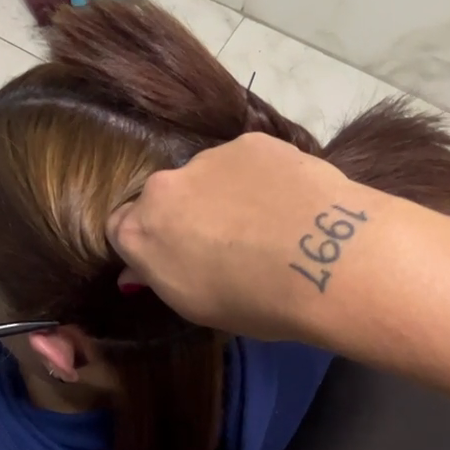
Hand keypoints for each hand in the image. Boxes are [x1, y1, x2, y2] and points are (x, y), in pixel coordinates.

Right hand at [105, 133, 383, 341]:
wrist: (328, 260)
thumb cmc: (253, 301)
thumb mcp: (196, 307)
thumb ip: (160, 280)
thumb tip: (136, 272)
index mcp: (138, 233)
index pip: (121, 230)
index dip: (148, 244)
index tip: (173, 259)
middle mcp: (161, 188)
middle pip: (162, 199)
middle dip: (182, 217)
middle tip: (220, 244)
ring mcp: (207, 159)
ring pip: (204, 177)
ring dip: (221, 196)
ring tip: (263, 223)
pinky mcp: (251, 142)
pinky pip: (244, 163)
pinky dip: (258, 179)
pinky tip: (287, 203)